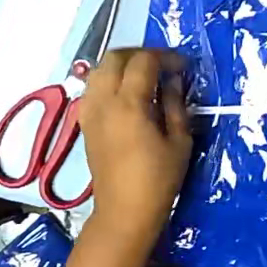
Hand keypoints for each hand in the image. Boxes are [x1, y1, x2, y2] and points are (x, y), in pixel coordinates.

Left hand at [80, 48, 193, 241]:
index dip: (166, 56)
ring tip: (143, 77)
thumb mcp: (179, 142)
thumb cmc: (158, 181)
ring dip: (121, 65)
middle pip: (114, 57)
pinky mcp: (85, 124)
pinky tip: (126, 95)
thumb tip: (173, 81)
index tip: (182, 66)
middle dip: (139, 54)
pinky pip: (92, 89)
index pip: (143, 61)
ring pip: (99, 70)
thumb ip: (175, 105)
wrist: (124, 212)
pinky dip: (108, 82)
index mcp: (128, 104)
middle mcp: (103, 102)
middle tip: (162, 65)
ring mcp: (89, 112)